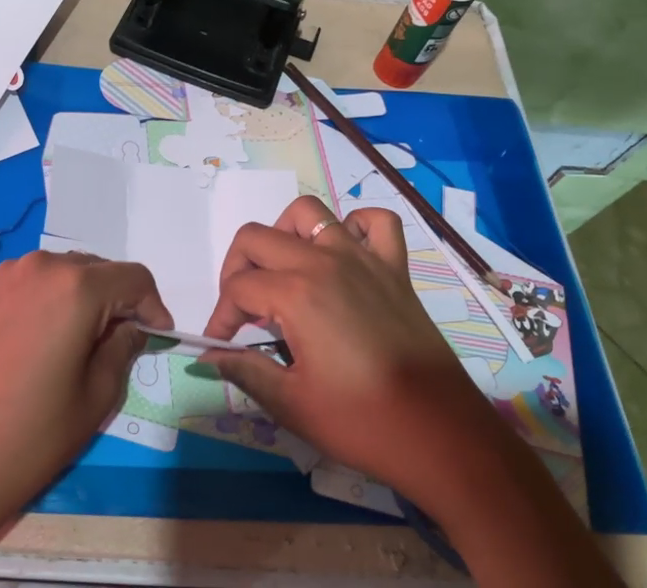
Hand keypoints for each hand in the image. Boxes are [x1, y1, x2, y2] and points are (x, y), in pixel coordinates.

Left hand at [0, 253, 170, 587]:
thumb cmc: (36, 433)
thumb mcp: (97, 394)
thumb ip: (123, 348)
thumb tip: (130, 328)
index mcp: (76, 287)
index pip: (133, 278)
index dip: (152, 306)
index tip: (156, 335)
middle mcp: (40, 267)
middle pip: (97, 270)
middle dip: (117, 300)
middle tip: (121, 342)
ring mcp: (5, 277)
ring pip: (63, 273)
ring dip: (83, 297)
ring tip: (81, 342)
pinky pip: (32, 283)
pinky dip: (49, 300)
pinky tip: (45, 340)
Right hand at [204, 197, 620, 587]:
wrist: (439, 433)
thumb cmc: (361, 421)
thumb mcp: (291, 403)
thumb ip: (244, 370)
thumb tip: (207, 356)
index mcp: (296, 293)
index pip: (237, 288)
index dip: (220, 316)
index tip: (219, 345)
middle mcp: (325, 262)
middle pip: (258, 237)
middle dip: (237, 269)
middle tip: (242, 309)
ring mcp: (364, 259)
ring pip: (310, 213)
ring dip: (284, 233)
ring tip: (283, 270)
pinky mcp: (395, 269)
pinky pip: (376, 222)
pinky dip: (355, 226)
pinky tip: (343, 254)